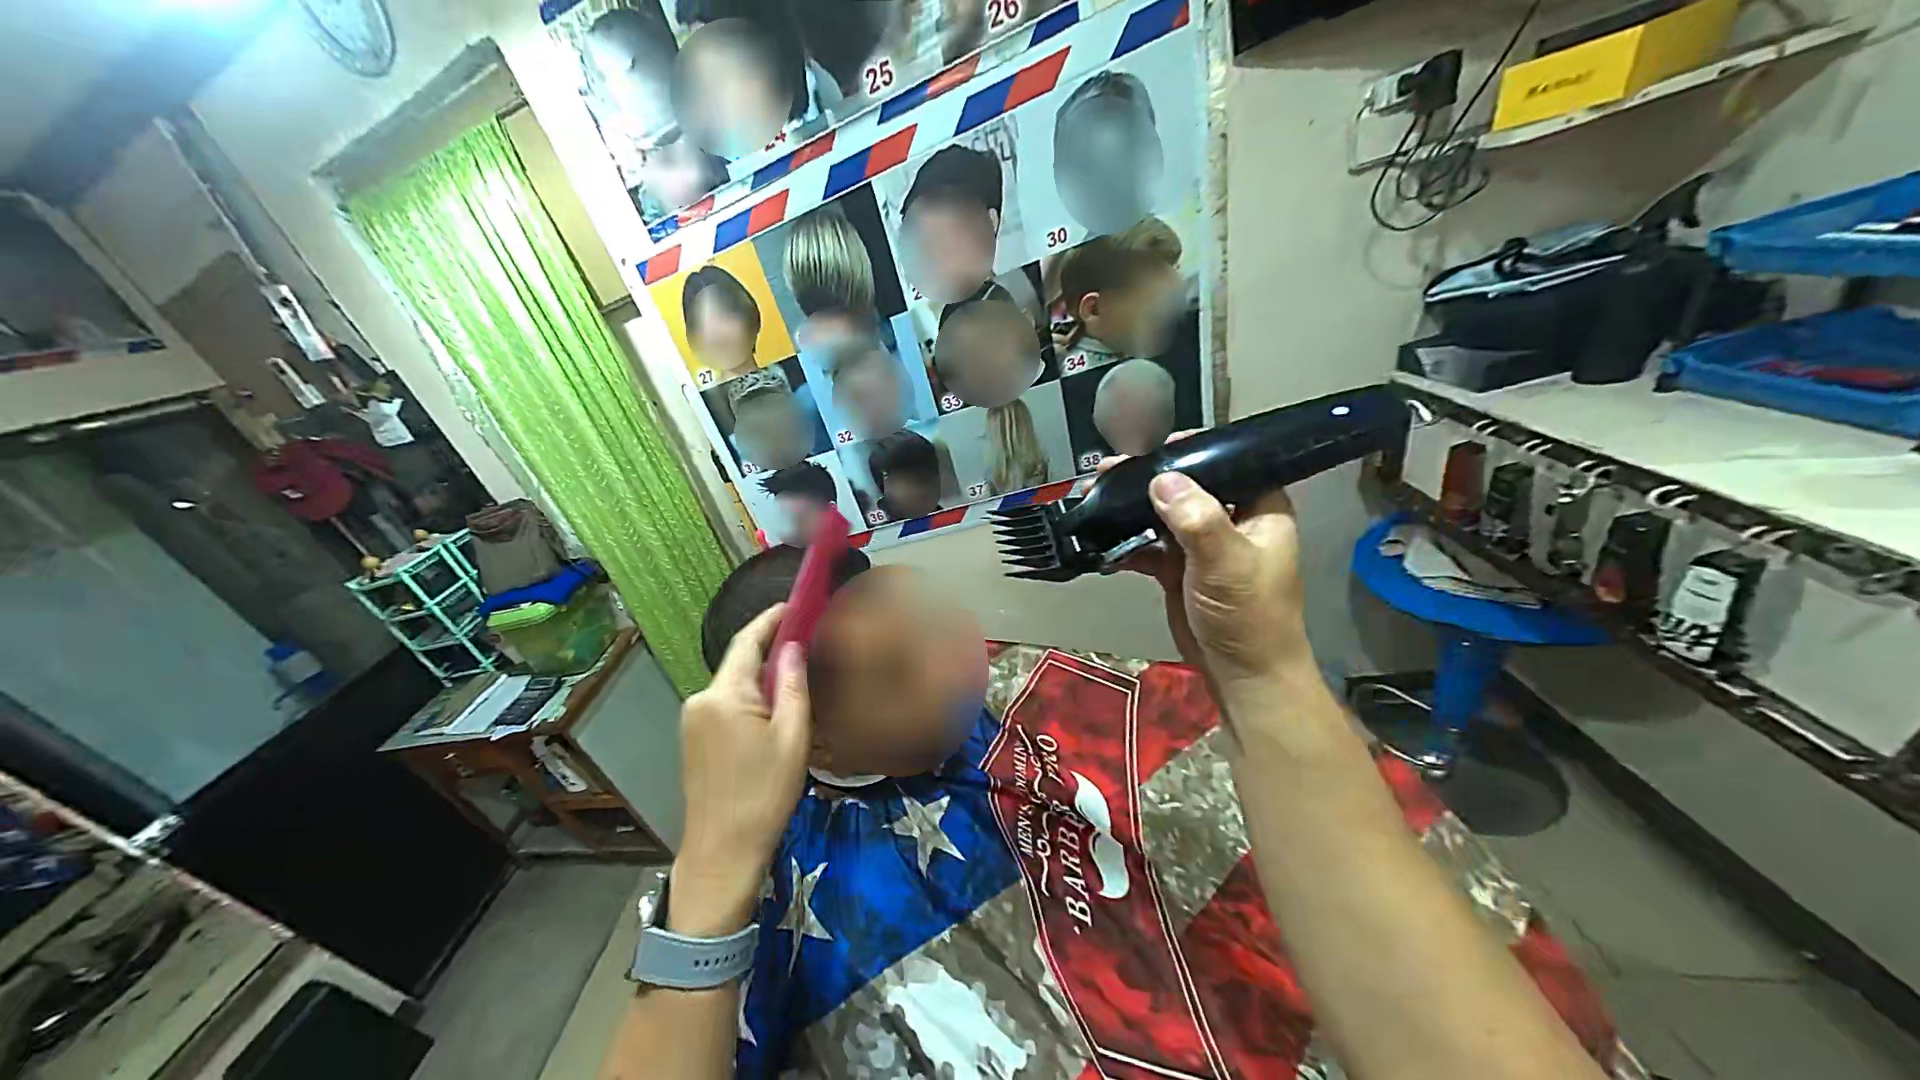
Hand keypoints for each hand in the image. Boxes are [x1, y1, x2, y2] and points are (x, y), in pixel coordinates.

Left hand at [673, 603, 809, 934]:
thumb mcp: (792, 737)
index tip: (795, 605)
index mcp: (724, 695)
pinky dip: (749, 698)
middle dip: (770, 649)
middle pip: (738, 662)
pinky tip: (772, 710)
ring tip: (795, 678)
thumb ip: (792, 685)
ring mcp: (692, 720)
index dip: (770, 619)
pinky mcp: (692, 739)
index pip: (746, 641)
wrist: (723, 852)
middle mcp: (700, 699)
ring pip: (733, 685)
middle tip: (806, 643)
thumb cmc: (764, 794)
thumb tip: (793, 646)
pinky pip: (725, 704)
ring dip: (761, 677)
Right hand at [1098, 437, 1311, 697]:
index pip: (1228, 464)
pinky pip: (1148, 546)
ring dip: (1132, 508)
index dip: (1193, 451)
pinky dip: (1127, 542)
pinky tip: (1102, 538)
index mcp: (1259, 508)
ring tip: (1097, 495)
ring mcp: (1201, 546)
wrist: (1240, 674)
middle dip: (1150, 479)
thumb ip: (1196, 518)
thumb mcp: (1227, 562)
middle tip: (1111, 471)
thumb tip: (1161, 479)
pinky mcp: (1179, 569)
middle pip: (1187, 488)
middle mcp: (1230, 520)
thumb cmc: (1248, 615)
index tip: (1155, 446)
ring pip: (1163, 515)